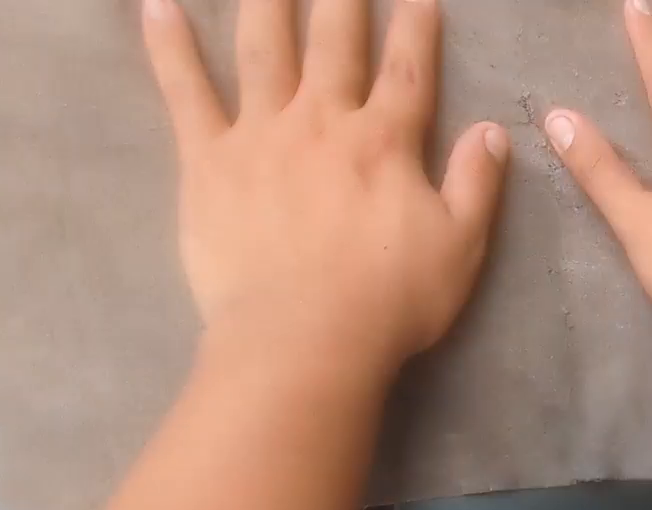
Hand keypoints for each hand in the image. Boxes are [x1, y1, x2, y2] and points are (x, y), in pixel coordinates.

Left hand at [142, 0, 510, 375]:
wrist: (308, 334)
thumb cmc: (396, 298)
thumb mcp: (462, 247)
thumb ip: (476, 185)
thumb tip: (493, 131)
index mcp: (386, 144)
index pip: (407, 73)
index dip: (416, 30)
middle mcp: (322, 121)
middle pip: (333, 44)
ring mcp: (260, 134)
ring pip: (261, 50)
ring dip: (266, 2)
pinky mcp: (207, 159)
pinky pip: (184, 92)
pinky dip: (169, 48)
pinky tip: (158, 10)